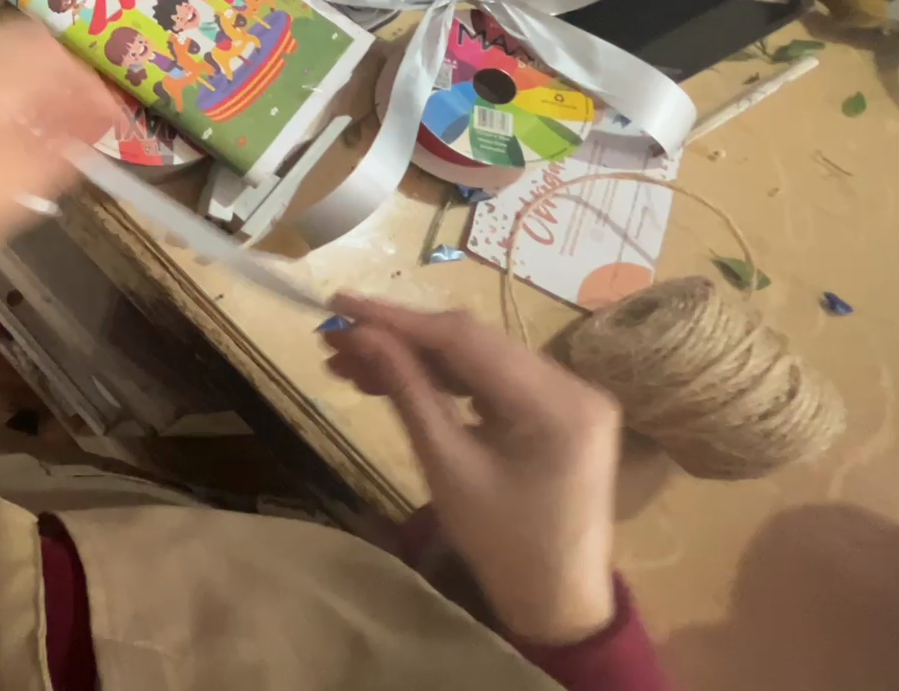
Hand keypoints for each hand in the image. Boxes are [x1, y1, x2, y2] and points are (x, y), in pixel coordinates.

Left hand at [0, 20, 112, 274]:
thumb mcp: (23, 183)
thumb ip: (71, 141)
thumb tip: (103, 116)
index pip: (59, 60)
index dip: (92, 85)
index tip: (109, 108)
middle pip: (31, 39)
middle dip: (62, 70)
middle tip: (80, 103)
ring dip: (29, 65)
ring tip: (43, 103)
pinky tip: (3, 99)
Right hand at [324, 295, 620, 644]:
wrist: (556, 598)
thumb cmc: (499, 538)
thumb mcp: (443, 459)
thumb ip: (403, 385)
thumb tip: (356, 333)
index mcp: (556, 403)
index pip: (461, 338)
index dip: (393, 317)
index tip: (336, 304)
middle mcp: (570, 385)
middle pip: (466, 339)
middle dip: (394, 336)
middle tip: (332, 339)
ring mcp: (563, 393)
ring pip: (468, 353)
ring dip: (407, 354)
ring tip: (347, 363)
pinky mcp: (548, 406)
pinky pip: (481, 374)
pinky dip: (432, 373)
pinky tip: (386, 376)